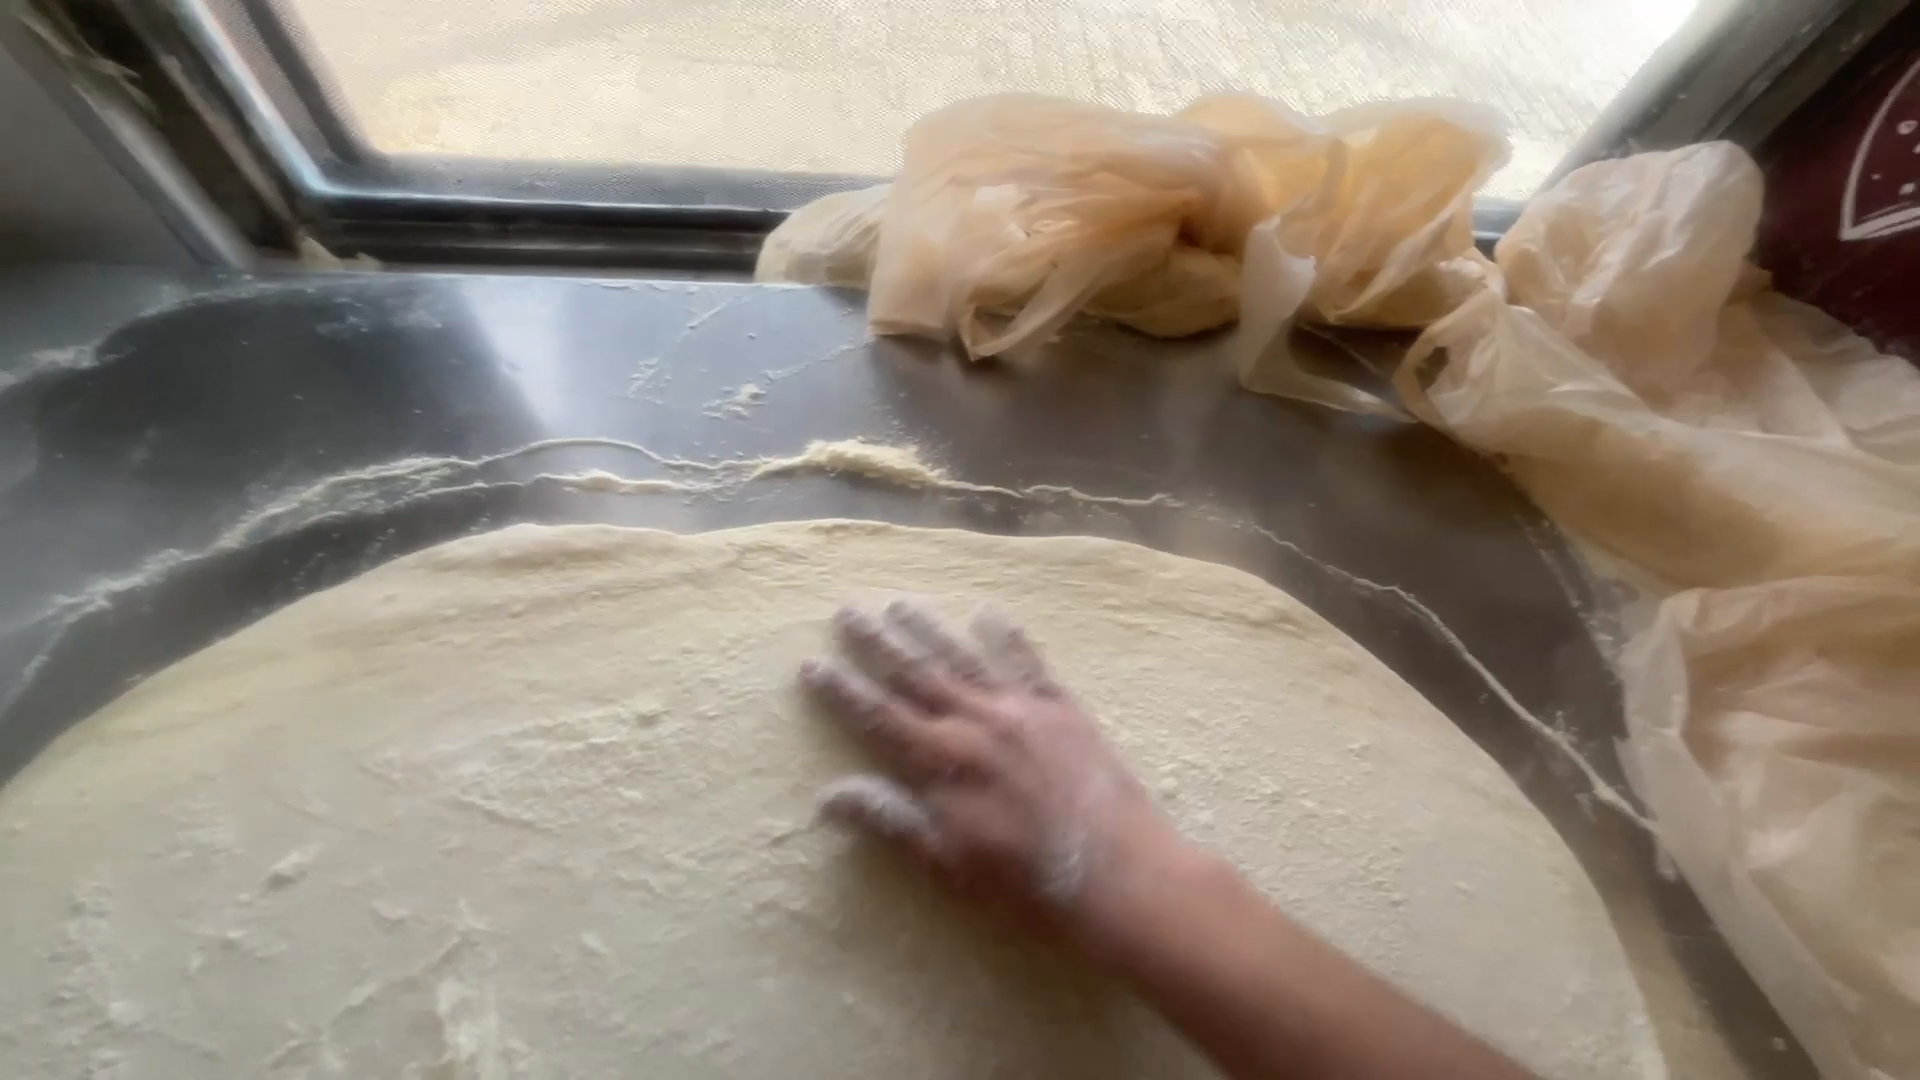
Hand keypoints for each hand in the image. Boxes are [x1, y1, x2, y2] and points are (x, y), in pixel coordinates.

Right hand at [800, 600, 1183, 927]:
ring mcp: (1019, 707)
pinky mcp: (1060, 704)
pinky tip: (990, 612)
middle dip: (877, 642)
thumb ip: (891, 819)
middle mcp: (974, 720)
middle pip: (915, 674)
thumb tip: (828, 795)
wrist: (1114, 867)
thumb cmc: (1024, 877)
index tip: (813, 663)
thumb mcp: (948, 859)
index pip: (878, 716)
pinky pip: (1028, 661)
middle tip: (848, 610)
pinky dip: (1008, 635)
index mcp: (943, 759)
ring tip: (900, 602)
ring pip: (962, 658)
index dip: (843, 690)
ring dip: (928, 629)